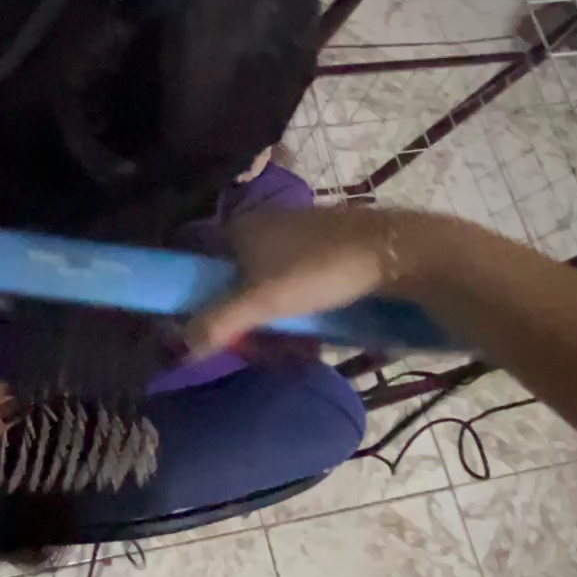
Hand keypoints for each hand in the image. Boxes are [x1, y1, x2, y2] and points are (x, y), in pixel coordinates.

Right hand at [187, 206, 459, 353]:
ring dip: (276, 324)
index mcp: (240, 228)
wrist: (398, 253)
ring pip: (270, 287)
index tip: (206, 326)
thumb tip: (178, 347)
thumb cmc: (319, 271)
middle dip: (246, 321)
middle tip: (261, 349)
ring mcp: (299, 234)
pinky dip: (301, 312)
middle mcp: (264, 225)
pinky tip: (315, 338)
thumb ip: (216, 324)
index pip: (199, 259)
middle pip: (236, 281)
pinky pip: (299, 285)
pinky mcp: (329, 246)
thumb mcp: (261, 302)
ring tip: (296, 352)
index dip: (196, 294)